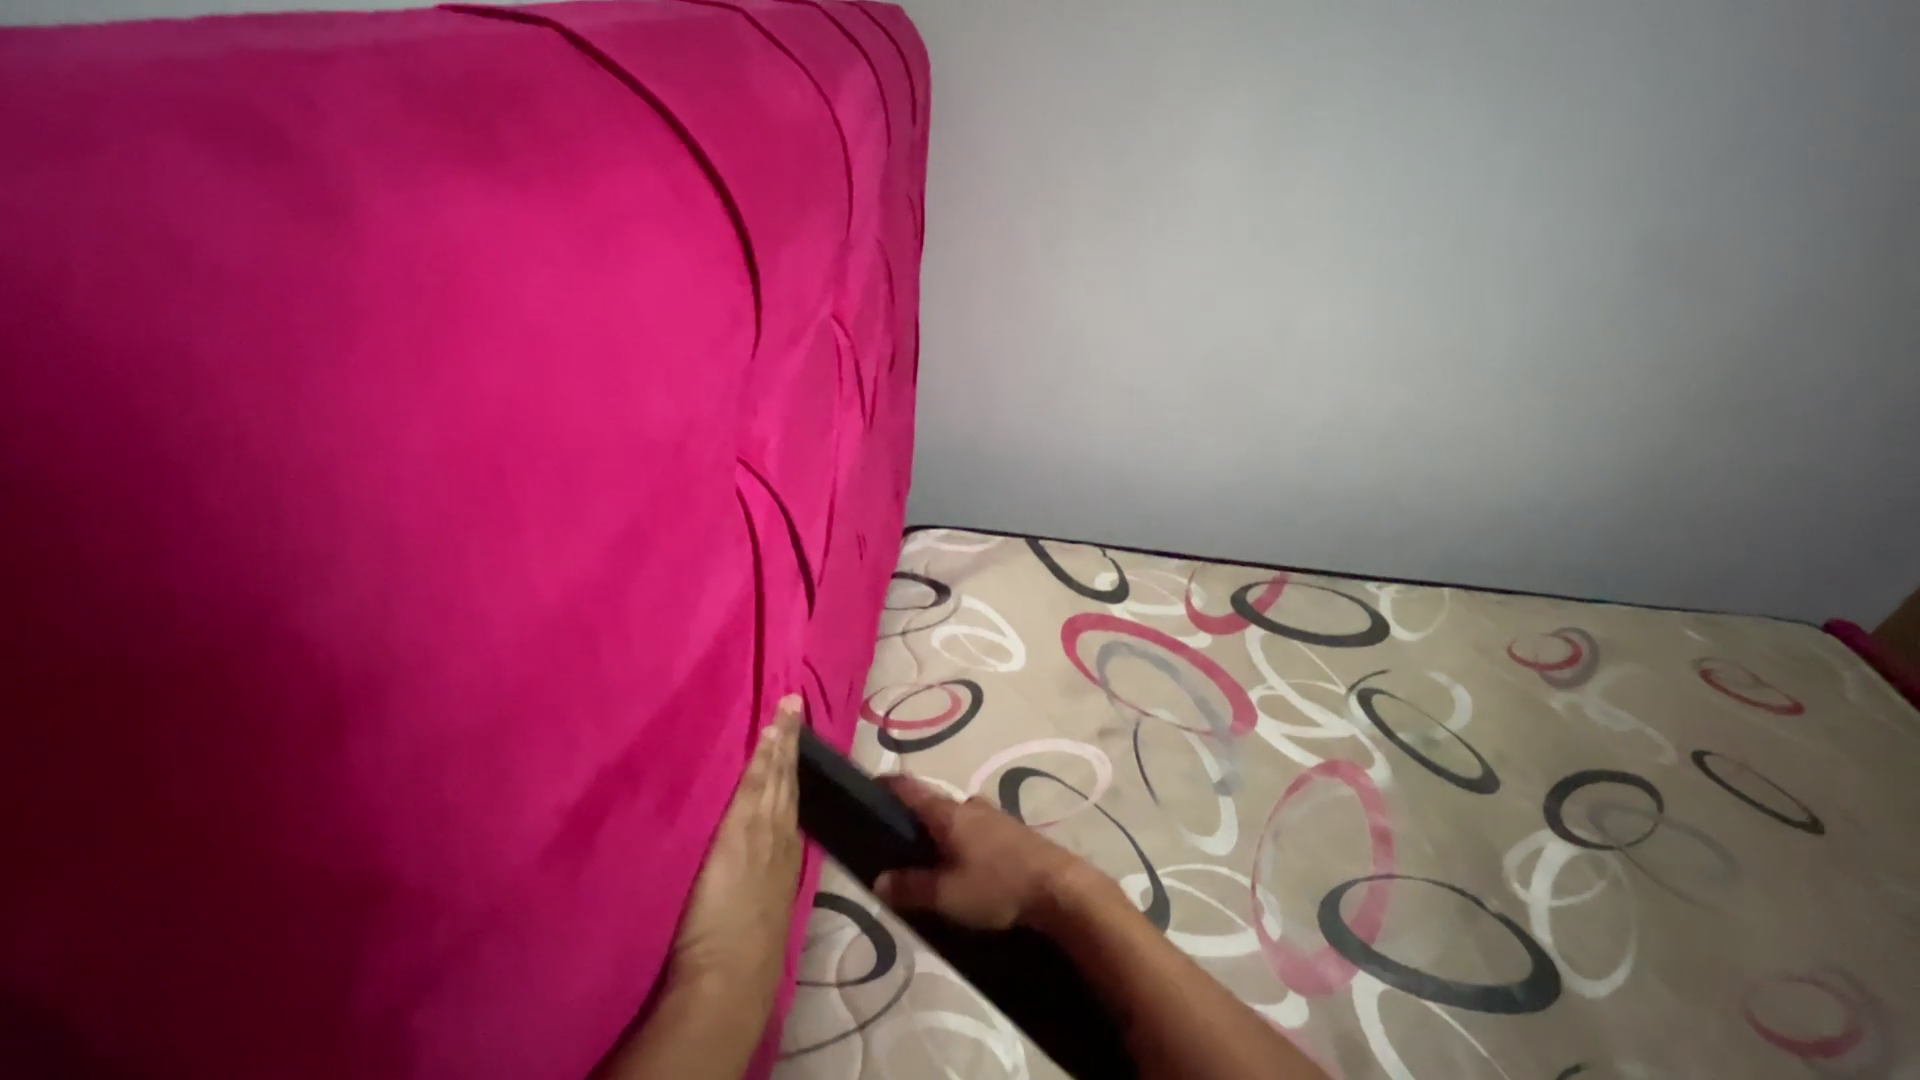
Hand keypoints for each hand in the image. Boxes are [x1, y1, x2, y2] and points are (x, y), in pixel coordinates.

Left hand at [669, 695, 805, 1010]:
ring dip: (781, 743)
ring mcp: (764, 832)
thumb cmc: (746, 959)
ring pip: (776, 777)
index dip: (793, 776)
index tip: (794, 750)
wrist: (734, 975)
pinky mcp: (742, 830)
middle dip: (792, 746)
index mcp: (787, 861)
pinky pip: (757, 784)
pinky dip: (765, 757)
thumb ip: (764, 890)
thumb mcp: (765, 917)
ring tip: (786, 710)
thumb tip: (763, 876)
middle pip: (788, 784)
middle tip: (796, 707)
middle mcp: (782, 840)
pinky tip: (768, 734)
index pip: (791, 808)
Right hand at [871, 774, 1091, 930]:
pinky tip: (965, 866)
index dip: (886, 784)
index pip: (909, 788)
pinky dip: (964, 842)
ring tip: (930, 860)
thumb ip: (910, 887)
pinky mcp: (1015, 833)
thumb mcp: (946, 895)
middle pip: (934, 804)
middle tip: (897, 842)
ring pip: (958, 819)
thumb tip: (878, 880)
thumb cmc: (997, 886)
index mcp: (947, 813)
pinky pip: (978, 831)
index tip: (868, 786)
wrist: (1062, 889)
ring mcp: (996, 817)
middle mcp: (970, 806)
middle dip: (915, 818)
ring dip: (943, 833)